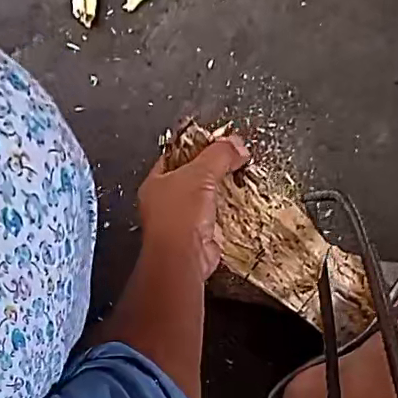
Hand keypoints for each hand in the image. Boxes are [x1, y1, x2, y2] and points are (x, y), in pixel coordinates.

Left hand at [137, 136, 248, 279]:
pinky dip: (228, 211)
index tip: (218, 139)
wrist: (184, 258)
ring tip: (241, 176)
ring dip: (223, 191)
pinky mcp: (199, 237)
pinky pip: (217, 218)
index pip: (176, 156)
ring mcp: (182, 222)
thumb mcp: (200, 172)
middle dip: (214, 168)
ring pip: (206, 198)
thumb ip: (219, 154)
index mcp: (155, 183)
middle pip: (193, 177)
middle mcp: (165, 203)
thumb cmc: (179, 215)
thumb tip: (236, 145)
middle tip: (234, 157)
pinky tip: (240, 202)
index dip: (197, 145)